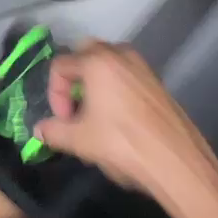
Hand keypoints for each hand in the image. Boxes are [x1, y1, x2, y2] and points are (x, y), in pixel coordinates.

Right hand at [32, 40, 217, 197]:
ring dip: (95, 84)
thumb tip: (39, 130)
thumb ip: (54, 131)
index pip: (60, 65)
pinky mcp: (158, 82)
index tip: (63, 120)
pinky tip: (119, 120)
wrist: (177, 162)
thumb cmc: (122, 144)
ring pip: (108, 64)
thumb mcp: (80, 141)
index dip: (54, 93)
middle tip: (75, 109)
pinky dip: (116, 89)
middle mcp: (120, 55)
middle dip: (74, 80)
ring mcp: (143, 67)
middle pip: (85, 54)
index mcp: (97, 62)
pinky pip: (127, 76)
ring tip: (95, 117)